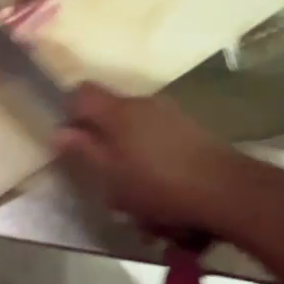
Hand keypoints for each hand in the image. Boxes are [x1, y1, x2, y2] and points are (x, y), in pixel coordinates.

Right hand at [55, 82, 237, 236]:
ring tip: (129, 188)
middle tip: (97, 172)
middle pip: (109, 111)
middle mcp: (144, 103)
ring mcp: (170, 113)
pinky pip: (155, 137)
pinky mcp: (189, 129)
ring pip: (133, 126)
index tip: (67, 139)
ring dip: (125, 151)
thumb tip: (59, 132)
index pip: (82, 93)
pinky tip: (155, 187)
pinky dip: (148, 157)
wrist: (224, 191)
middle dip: (99, 137)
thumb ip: (84, 151)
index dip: (69, 111)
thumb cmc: (157, 185)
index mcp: (119, 111)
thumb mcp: (111, 176)